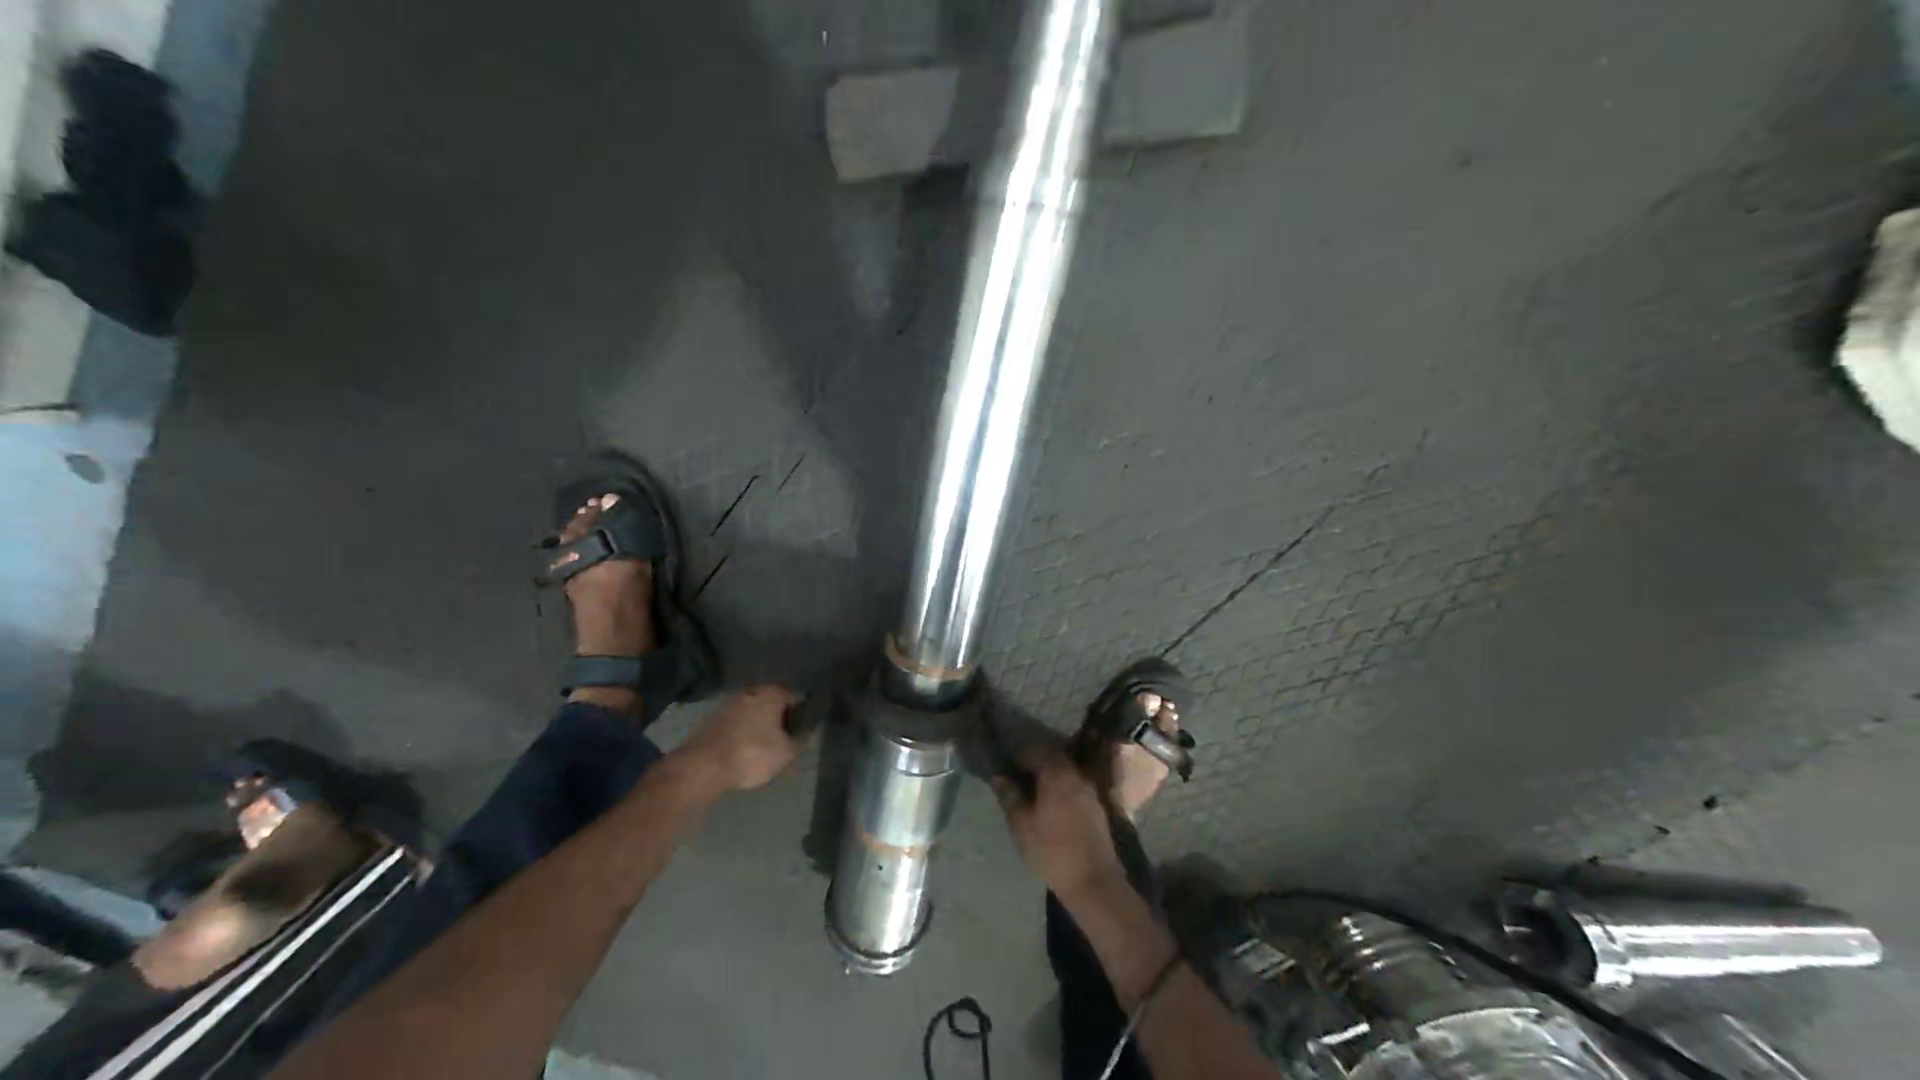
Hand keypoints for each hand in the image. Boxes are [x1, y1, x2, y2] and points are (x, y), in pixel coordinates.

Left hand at [674, 684, 806, 793]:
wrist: (703, 766)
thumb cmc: (752, 755)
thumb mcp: (786, 752)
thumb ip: (802, 739)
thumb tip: (811, 730)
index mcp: (772, 693)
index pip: (796, 696)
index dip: (804, 713)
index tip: (804, 730)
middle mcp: (751, 691)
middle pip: (773, 701)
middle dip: (781, 717)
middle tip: (786, 739)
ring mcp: (729, 702)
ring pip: (754, 710)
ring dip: (761, 723)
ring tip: (766, 746)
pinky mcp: (712, 717)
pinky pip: (737, 720)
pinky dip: (744, 730)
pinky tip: (745, 748)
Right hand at [992, 745, 1126, 900]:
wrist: (1093, 880)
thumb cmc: (1052, 850)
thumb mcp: (1022, 825)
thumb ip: (1010, 797)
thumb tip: (1000, 777)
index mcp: (1057, 774)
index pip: (1035, 751)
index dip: (1018, 755)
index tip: (1006, 764)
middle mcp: (1076, 775)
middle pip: (1053, 757)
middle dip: (1035, 762)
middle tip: (1017, 775)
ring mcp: (1090, 790)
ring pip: (1066, 771)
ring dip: (1049, 775)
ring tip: (1033, 790)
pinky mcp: (1097, 806)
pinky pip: (1074, 785)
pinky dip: (1061, 787)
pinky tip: (1051, 804)